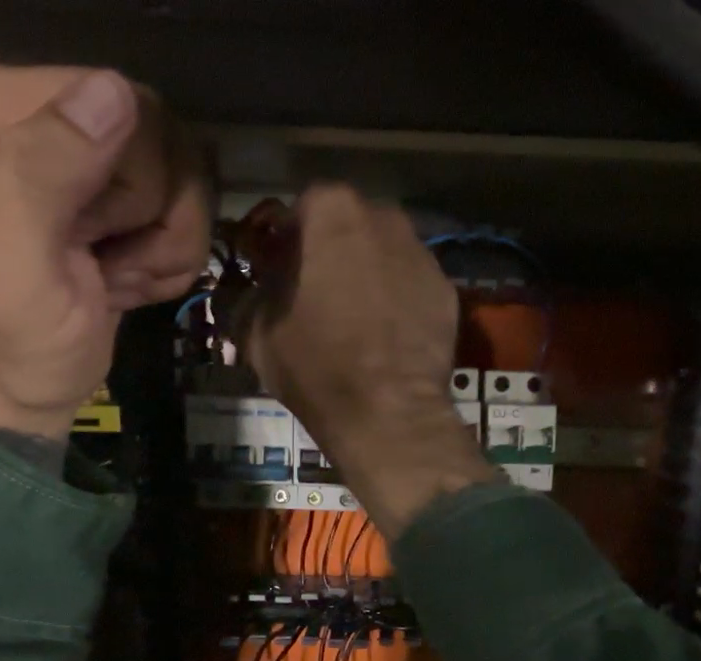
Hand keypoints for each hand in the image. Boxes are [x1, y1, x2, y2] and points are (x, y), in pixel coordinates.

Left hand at [0, 66, 210, 440]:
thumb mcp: (10, 261)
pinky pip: (190, 204)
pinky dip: (169, 258)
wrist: (24, 388)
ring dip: (163, 245)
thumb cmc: (8, 334)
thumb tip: (115, 89)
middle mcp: (42, 109)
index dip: (123, 183)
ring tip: (112, 277)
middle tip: (98, 263)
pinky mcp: (123, 187)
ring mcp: (89, 150)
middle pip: (159, 135)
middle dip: (147, 220)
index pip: (115, 102)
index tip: (84, 236)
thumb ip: (41, 171)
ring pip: (186, 172)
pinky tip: (124, 279)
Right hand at [241, 186, 496, 538]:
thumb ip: (252, 295)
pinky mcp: (448, 293)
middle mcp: (385, 219)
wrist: (388, 413)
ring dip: (370, 275)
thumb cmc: (315, 364)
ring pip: (387, 255)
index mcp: (333, 213)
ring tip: (357, 320)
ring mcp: (424, 255)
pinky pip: (413, 288)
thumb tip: (255, 292)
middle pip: (351, 226)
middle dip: (334, 252)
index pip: (303, 207)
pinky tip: (389, 338)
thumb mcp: (256, 331)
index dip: (289, 240)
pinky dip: (401, 303)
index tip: (281, 272)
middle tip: (319, 294)